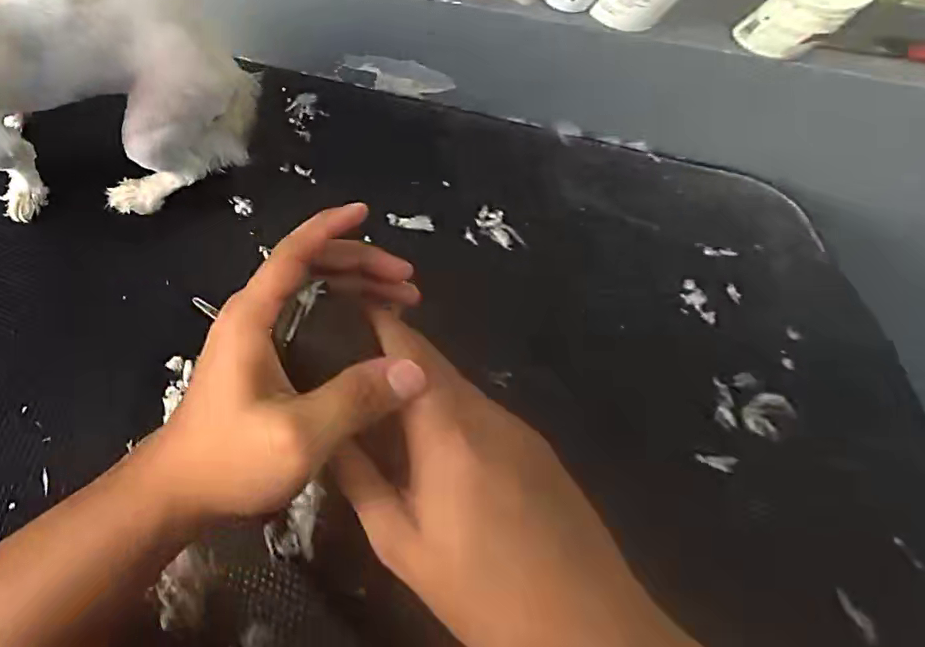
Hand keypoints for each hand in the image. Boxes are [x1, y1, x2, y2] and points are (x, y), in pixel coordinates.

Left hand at [136, 203, 427, 523]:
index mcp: (252, 314)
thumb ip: (354, 399)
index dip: (328, 227)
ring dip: (350, 284)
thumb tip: (412, 368)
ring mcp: (251, 332)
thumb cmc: (231, 457)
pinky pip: (301, 311)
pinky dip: (336, 306)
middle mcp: (249, 312)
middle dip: (356, 262)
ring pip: (306, 288)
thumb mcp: (299, 435)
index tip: (364, 210)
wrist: (180, 487)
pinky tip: (364, 323)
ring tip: (399, 297)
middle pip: (305, 266)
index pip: (293, 253)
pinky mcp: (257, 353)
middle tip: (407, 280)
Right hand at [332, 312, 699, 646]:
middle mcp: (483, 411)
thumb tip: (327, 433)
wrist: (597, 635)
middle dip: (387, 349)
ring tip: (382, 409)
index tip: (342, 310)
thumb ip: (358, 480)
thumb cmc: (487, 595)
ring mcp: (516, 425)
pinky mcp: (537, 445)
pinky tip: (435, 449)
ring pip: (454, 384)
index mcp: (446, 429)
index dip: (374, 319)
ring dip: (416, 385)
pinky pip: (479, 409)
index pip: (406, 348)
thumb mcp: (403, 545)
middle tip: (349, 362)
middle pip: (429, 358)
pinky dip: (447, 409)